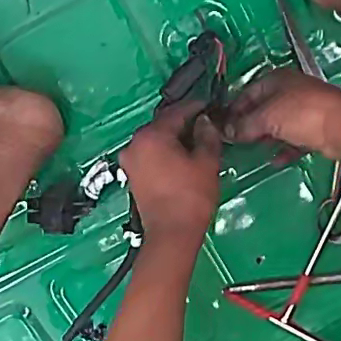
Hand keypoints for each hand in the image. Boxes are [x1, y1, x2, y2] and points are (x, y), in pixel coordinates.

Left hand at [120, 100, 222, 245]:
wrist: (171, 234)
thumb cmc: (191, 197)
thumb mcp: (206, 163)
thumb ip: (207, 136)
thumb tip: (204, 122)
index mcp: (152, 135)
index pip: (177, 111)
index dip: (196, 107)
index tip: (210, 106)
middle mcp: (135, 143)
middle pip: (162, 125)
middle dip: (184, 124)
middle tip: (206, 126)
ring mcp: (130, 161)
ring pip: (156, 141)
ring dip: (174, 139)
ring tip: (196, 144)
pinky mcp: (132, 176)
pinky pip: (150, 155)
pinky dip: (165, 153)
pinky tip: (182, 159)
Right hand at [222, 70, 340, 158]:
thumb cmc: (302, 113)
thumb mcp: (266, 117)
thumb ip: (244, 125)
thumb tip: (227, 131)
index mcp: (276, 79)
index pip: (247, 92)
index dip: (233, 109)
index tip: (222, 126)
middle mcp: (290, 91)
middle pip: (263, 109)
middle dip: (249, 125)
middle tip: (235, 141)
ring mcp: (305, 110)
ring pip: (278, 125)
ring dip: (266, 138)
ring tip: (252, 151)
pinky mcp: (316, 129)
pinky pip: (294, 140)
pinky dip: (284, 149)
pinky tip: (276, 160)